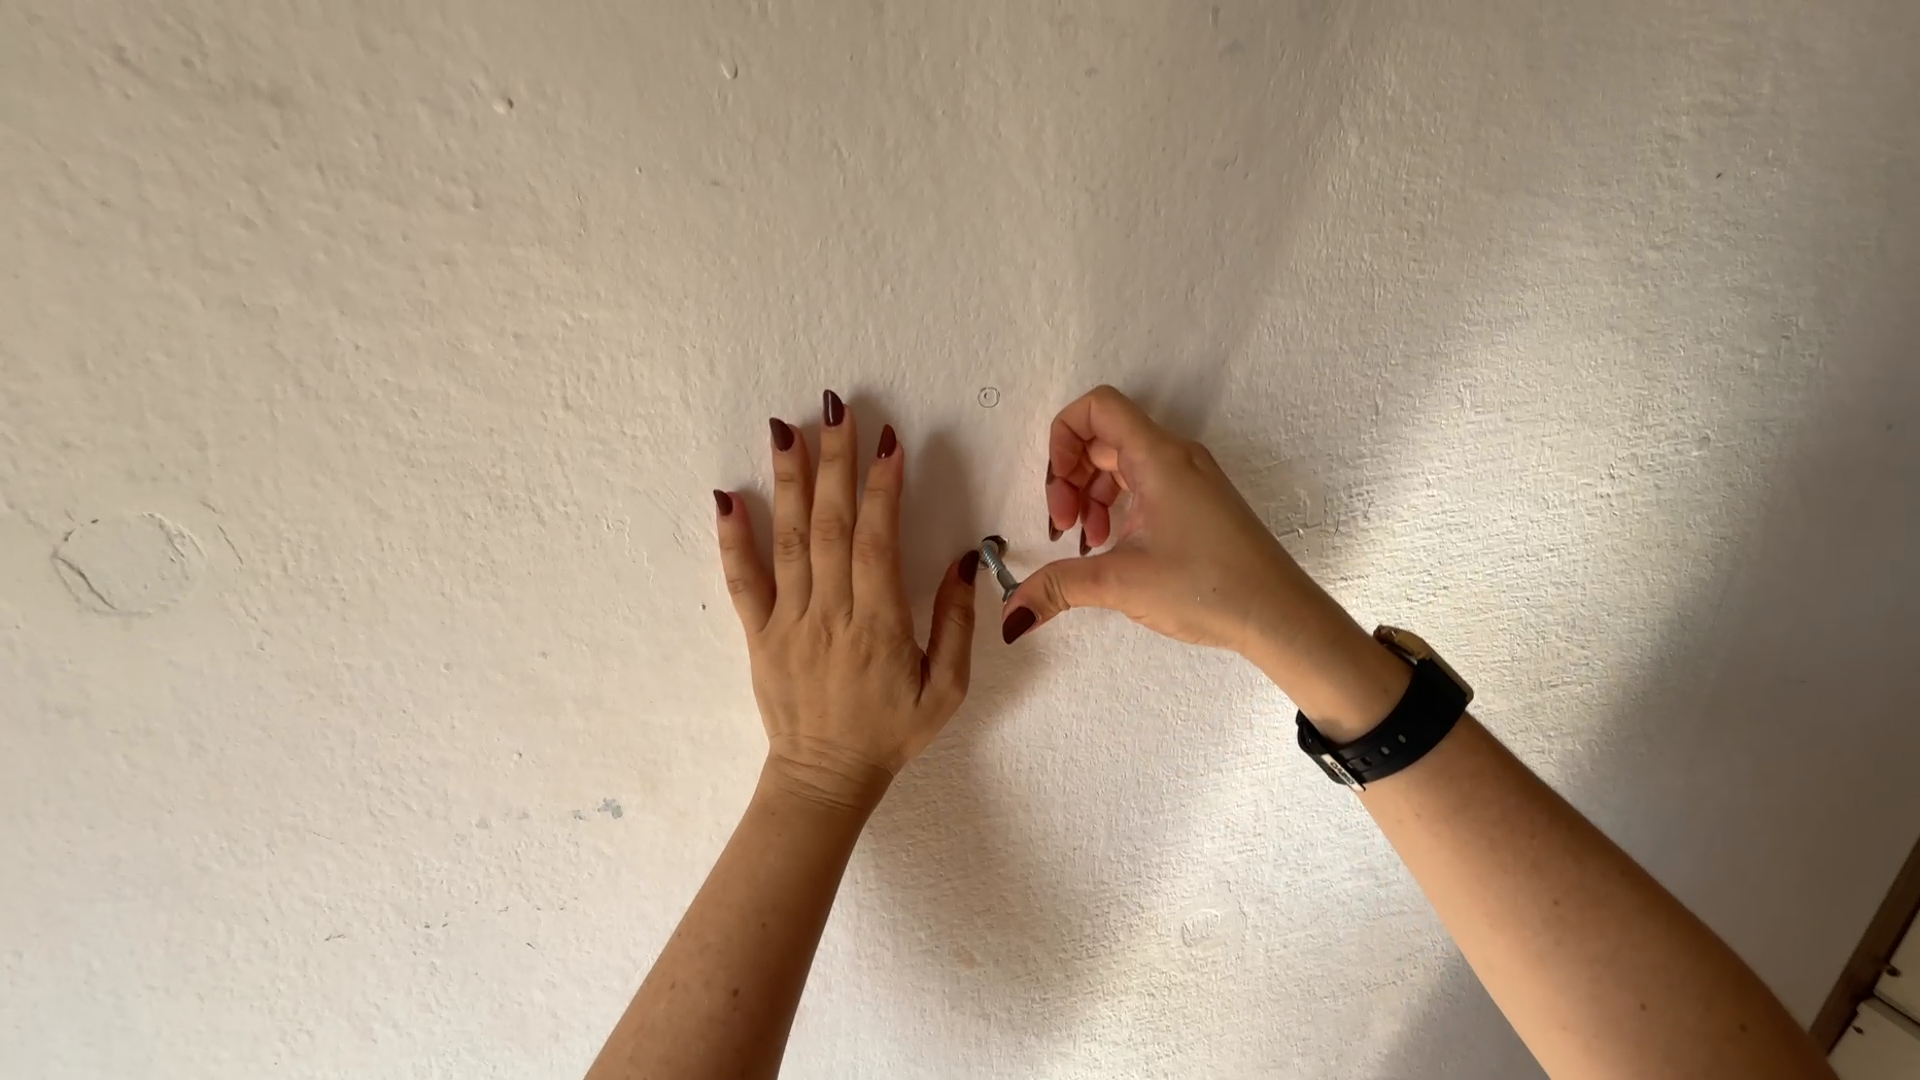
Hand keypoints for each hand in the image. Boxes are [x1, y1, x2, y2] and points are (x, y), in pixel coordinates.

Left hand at [714, 391, 980, 809]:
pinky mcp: (758, 634)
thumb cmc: (891, 732)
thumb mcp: (947, 689)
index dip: (882, 489)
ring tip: (787, 430)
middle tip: (837, 408)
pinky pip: (741, 582)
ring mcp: (787, 622)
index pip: (877, 543)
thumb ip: (956, 623)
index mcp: (879, 627)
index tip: (887, 442)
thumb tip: (964, 560)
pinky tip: (728, 496)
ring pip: (787, 542)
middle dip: (835, 463)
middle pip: (830, 527)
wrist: (825, 779)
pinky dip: (732, 539)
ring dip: (788, 482)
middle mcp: (829, 615)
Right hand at [1007, 385, 1409, 734]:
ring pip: (1120, 463)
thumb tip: (1013, 611)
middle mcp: (1174, 457)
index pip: (1097, 407)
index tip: (1058, 490)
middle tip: (1064, 527)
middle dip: (1070, 478)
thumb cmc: (1212, 587)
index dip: (1062, 437)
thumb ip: (1057, 588)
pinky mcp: (1194, 502)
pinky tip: (1110, 547)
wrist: (1280, 616)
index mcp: (1157, 457)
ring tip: (1087, 543)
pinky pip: (1141, 485)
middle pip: (1102, 437)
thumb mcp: (1121, 583)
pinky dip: (1115, 507)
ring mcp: (1187, 479)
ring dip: (1091, 496)